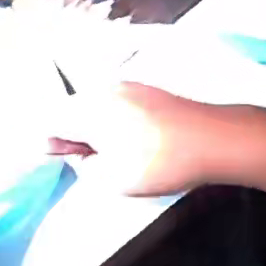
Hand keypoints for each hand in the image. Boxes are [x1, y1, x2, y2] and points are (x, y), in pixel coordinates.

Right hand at [46, 82, 255, 196]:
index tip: (72, 162)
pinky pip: (117, 104)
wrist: (214, 139)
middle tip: (97, 162)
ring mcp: (128, 86)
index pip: (50, 121)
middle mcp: (103, 90)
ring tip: (121, 154)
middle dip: (75, 136)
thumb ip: (84, 166)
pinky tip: (139, 142)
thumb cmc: (159, 162)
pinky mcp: (148, 90)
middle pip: (72, 111)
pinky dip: (117, 122)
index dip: (53, 144)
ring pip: (96, 107)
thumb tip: (78, 153)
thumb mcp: (112, 178)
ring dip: (97, 130)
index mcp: (88, 109)